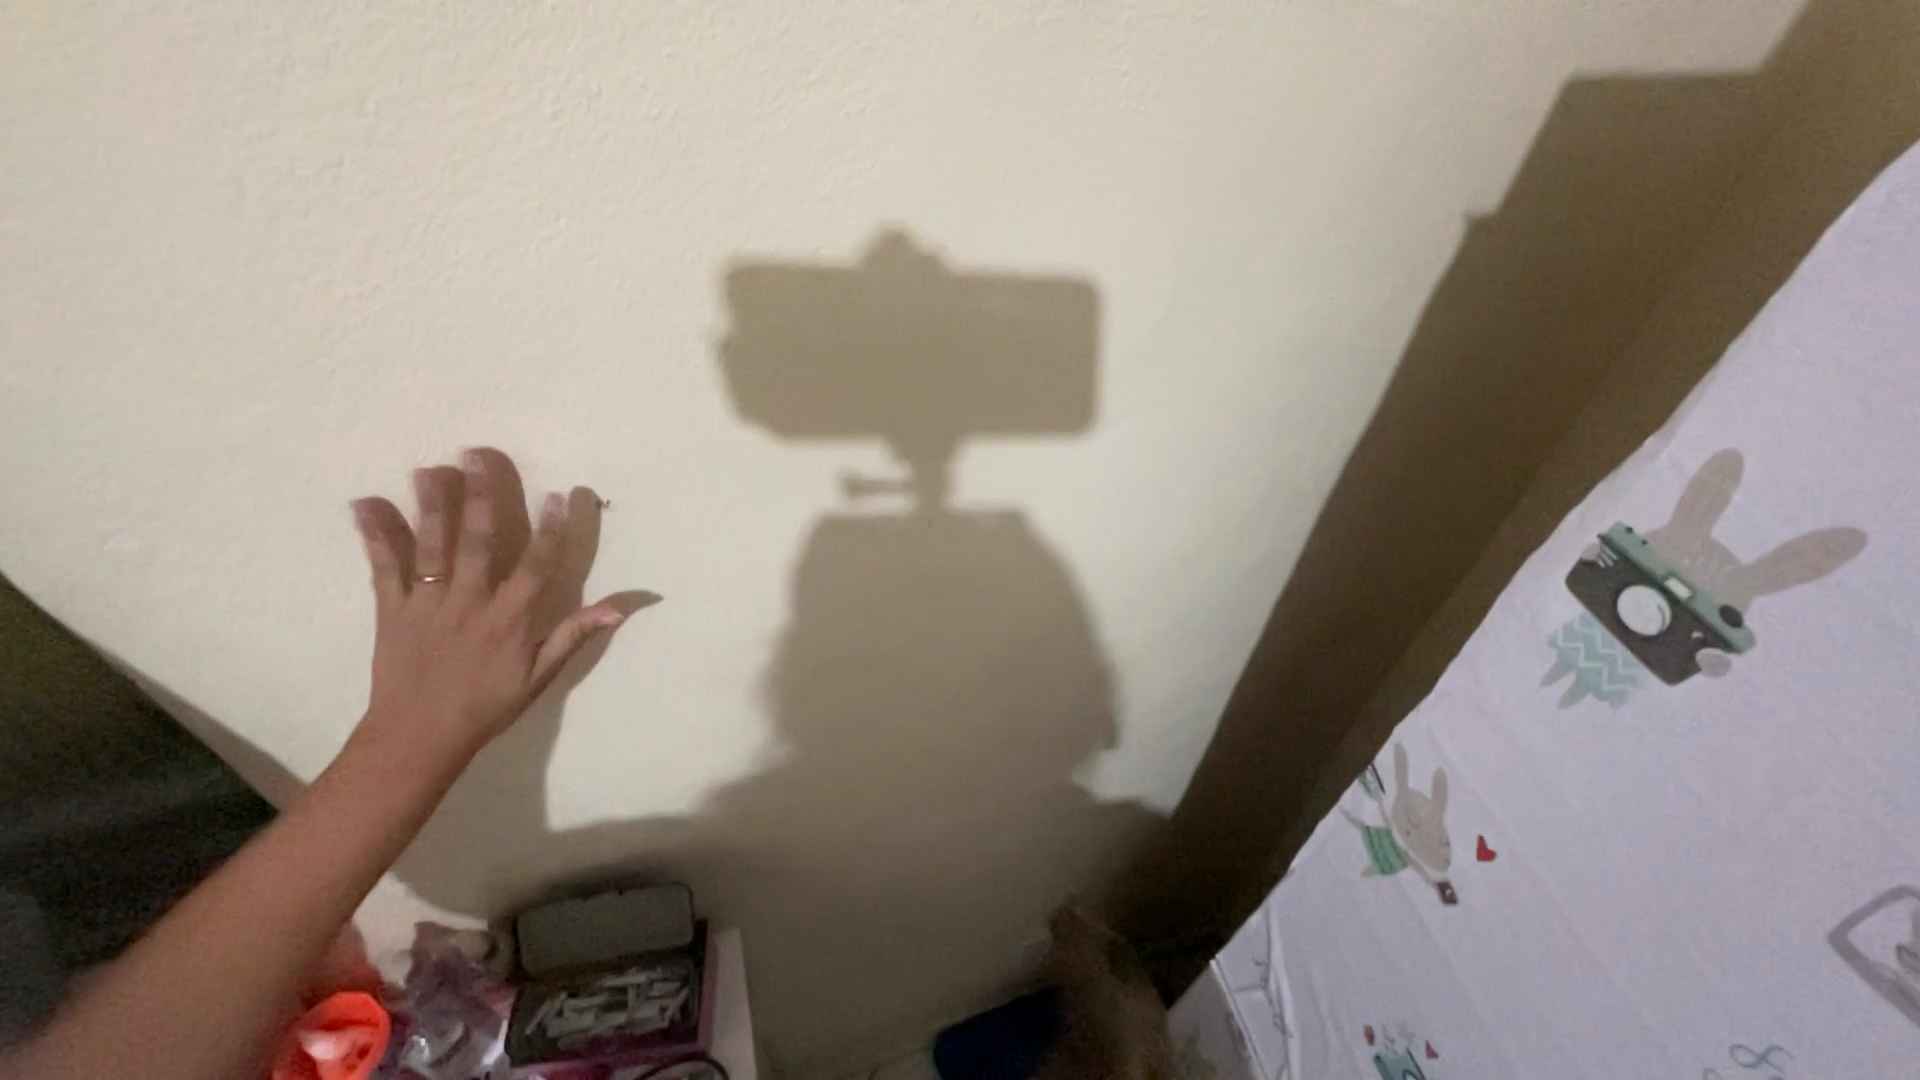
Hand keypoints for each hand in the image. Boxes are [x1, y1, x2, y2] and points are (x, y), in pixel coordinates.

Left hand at [347, 448, 627, 763]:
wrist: (418, 737)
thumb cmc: (487, 706)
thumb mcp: (541, 677)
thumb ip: (575, 635)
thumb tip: (621, 607)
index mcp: (510, 618)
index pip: (536, 566)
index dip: (551, 530)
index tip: (558, 495)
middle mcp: (470, 602)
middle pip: (479, 542)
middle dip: (482, 497)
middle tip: (479, 456)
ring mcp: (427, 603)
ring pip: (432, 547)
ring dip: (432, 506)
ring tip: (430, 468)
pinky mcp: (391, 610)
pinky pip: (383, 568)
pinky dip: (374, 536)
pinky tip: (365, 504)